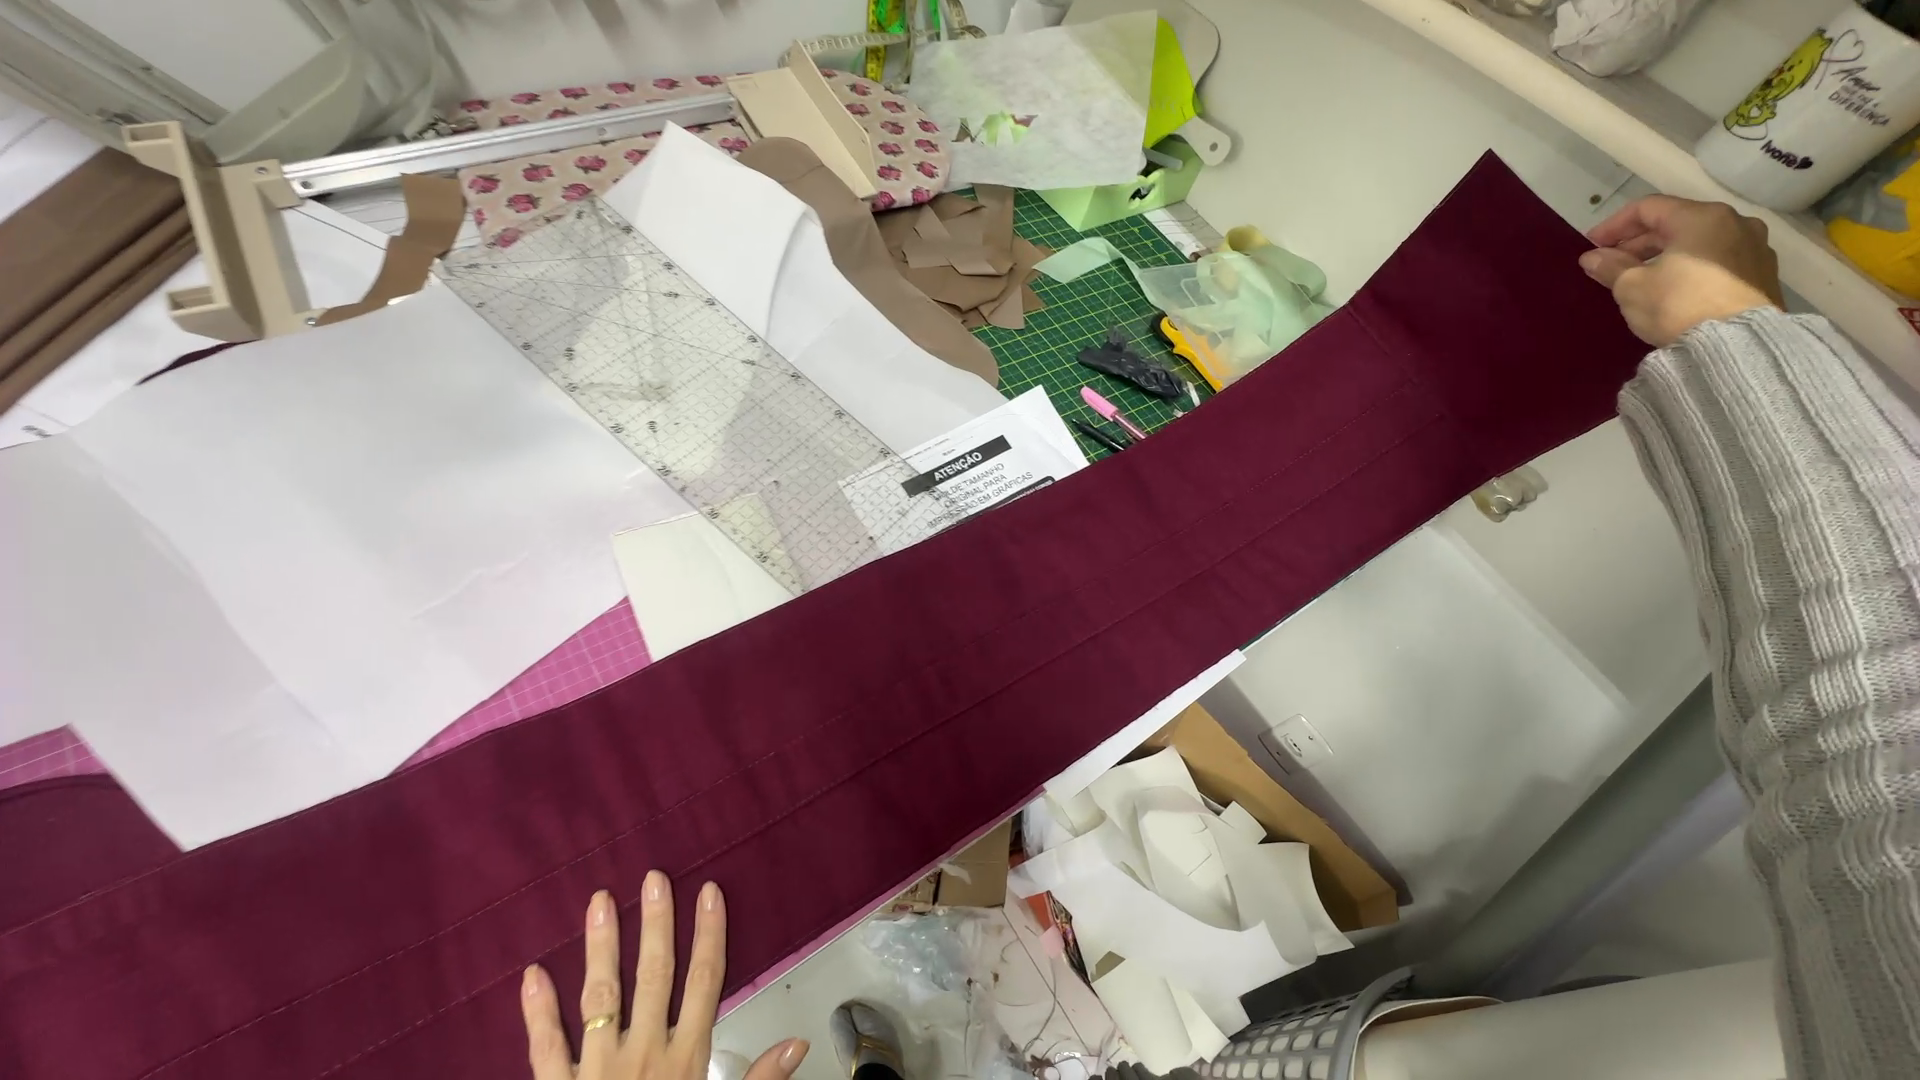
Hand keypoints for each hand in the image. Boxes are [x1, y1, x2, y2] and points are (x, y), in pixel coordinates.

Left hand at [521, 873, 808, 1079]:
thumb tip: (799, 1042)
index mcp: (685, 1058)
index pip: (704, 982)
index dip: (709, 934)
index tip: (709, 892)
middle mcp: (644, 1054)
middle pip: (654, 977)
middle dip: (656, 925)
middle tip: (653, 878)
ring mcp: (597, 1070)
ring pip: (601, 998)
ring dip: (601, 947)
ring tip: (599, 901)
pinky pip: (545, 1049)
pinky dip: (537, 1012)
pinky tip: (533, 973)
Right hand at [1580, 195, 1783, 346]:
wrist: (1736, 341)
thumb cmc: (1677, 304)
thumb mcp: (1631, 286)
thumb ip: (1610, 266)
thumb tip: (1593, 257)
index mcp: (1700, 218)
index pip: (1648, 208)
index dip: (1613, 225)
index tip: (1590, 246)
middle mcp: (1734, 221)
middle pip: (1675, 222)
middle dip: (1637, 242)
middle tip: (1610, 264)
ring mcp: (1753, 245)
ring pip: (1697, 240)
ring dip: (1664, 253)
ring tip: (1640, 276)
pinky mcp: (1761, 270)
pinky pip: (1716, 258)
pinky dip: (1689, 264)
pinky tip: (1673, 285)